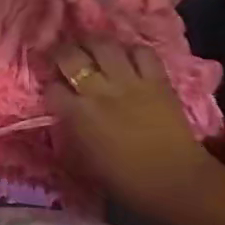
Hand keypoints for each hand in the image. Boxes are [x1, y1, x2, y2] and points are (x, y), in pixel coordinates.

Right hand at [42, 38, 224, 213]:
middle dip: (62, 53)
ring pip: (104, 45)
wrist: (175, 181)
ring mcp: (129, 81)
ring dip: (93, 42)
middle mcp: (99, 91)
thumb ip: (71, 133)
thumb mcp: (85, 162)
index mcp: (78, 115)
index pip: (53, 88)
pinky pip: (141, 52)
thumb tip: (64, 117)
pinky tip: (128, 56)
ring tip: (91, 45)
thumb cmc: (127, 182)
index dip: (50, 85)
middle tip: (63, 55)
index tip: (52, 87)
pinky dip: (132, 50)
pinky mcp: (156, 79)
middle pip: (71, 57)